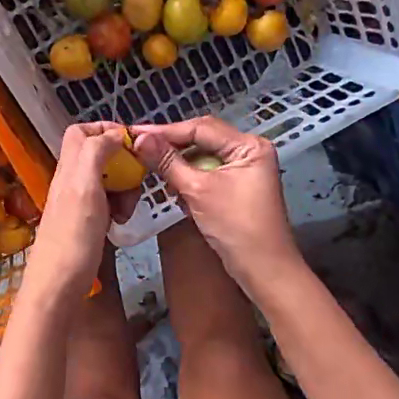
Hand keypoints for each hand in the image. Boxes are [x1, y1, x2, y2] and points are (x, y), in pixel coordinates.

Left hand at [22, 122, 135, 300]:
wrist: (57, 289)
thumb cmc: (72, 240)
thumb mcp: (85, 188)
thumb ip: (95, 153)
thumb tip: (113, 133)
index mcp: (68, 168)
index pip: (82, 131)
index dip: (106, 129)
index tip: (133, 145)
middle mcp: (71, 182)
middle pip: (99, 155)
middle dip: (123, 163)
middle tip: (135, 182)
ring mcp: (77, 204)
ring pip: (106, 180)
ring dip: (124, 188)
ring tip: (128, 209)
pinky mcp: (85, 224)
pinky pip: (107, 204)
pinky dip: (118, 207)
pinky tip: (121, 223)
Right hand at [130, 116, 299, 285]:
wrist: (264, 269)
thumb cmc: (235, 227)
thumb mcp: (198, 191)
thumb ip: (168, 162)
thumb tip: (140, 139)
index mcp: (249, 146)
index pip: (201, 128)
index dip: (165, 130)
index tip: (135, 132)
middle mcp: (250, 151)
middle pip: (202, 140)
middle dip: (172, 148)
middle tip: (138, 148)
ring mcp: (245, 170)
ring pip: (203, 158)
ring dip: (179, 167)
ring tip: (153, 172)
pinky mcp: (237, 188)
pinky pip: (208, 175)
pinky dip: (190, 181)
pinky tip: (175, 191)